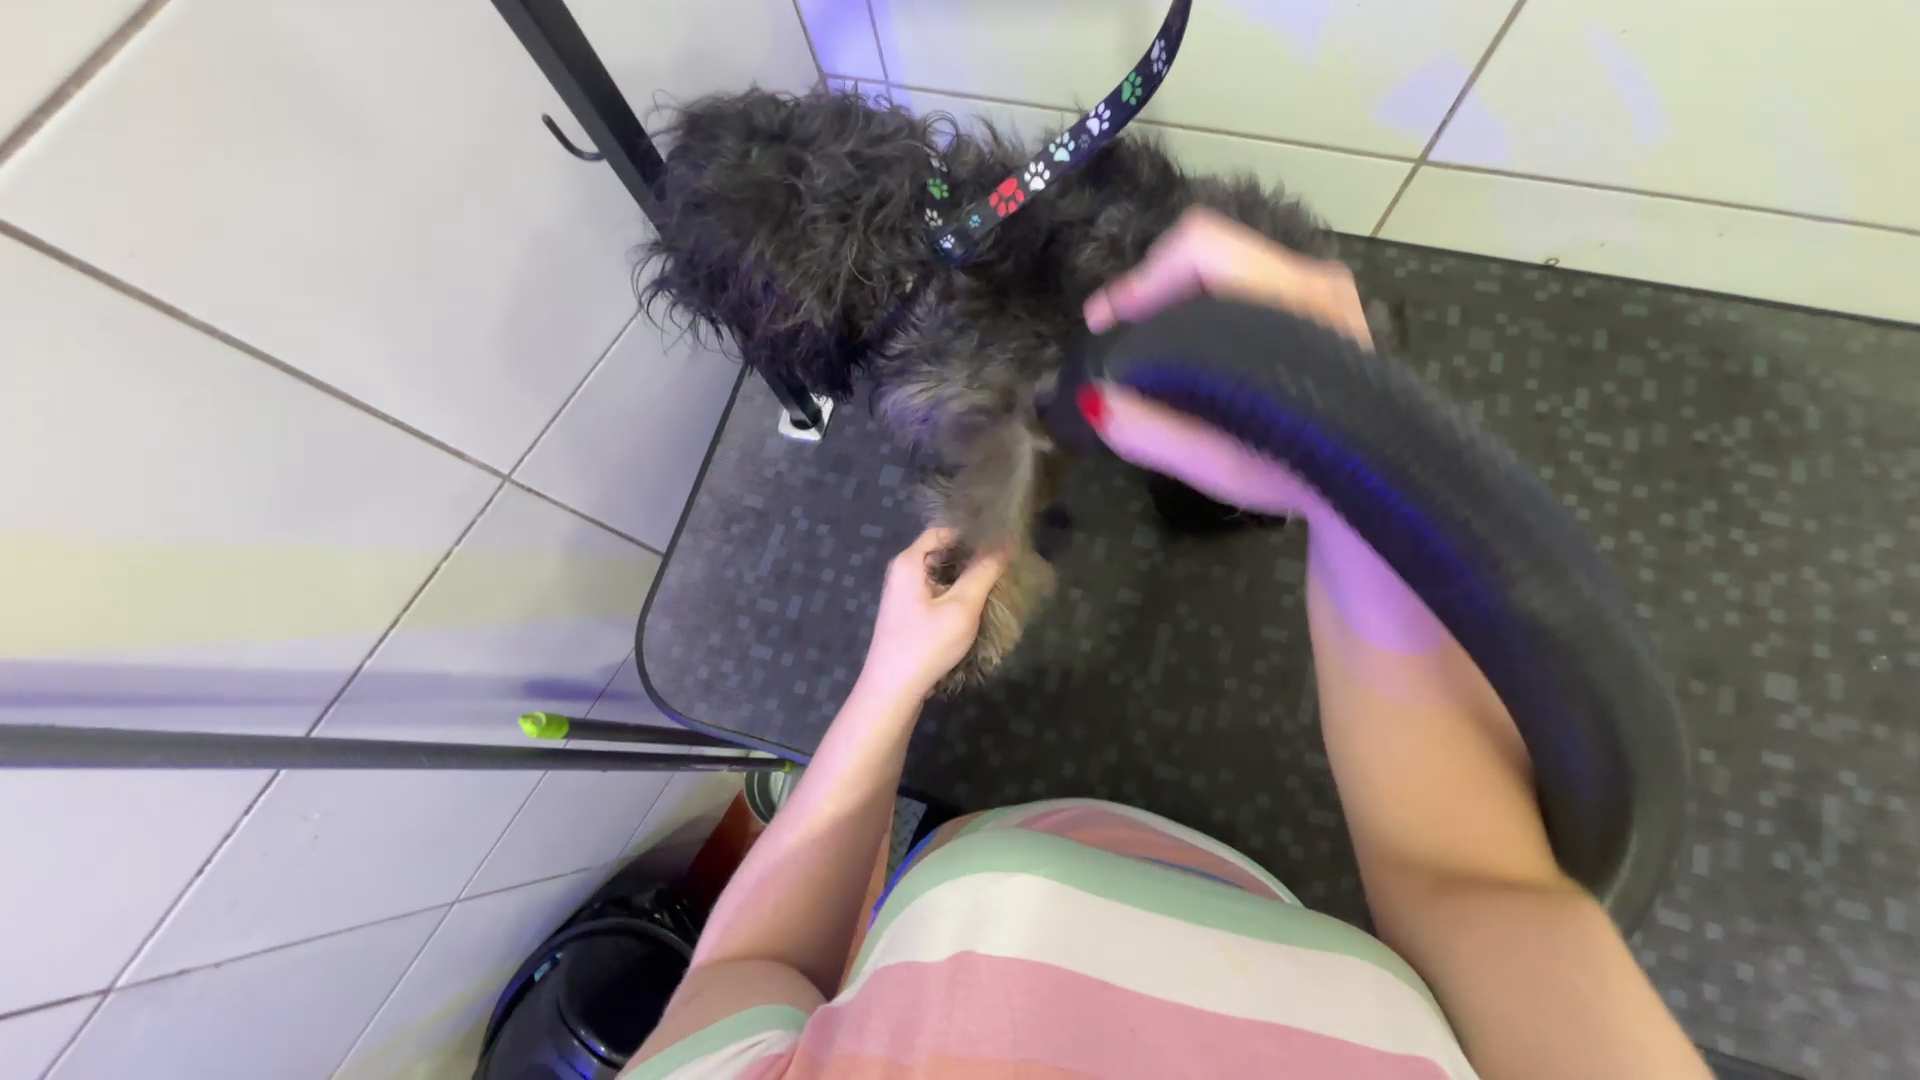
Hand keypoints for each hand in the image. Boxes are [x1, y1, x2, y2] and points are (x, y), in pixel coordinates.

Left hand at [858, 528, 1006, 702]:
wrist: (892, 690)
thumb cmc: (926, 644)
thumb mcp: (962, 607)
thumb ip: (983, 572)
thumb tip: (1005, 542)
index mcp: (908, 561)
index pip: (943, 530)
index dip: (970, 533)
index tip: (1000, 542)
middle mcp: (901, 572)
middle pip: (940, 551)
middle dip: (970, 556)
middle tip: (1003, 563)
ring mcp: (902, 594)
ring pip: (939, 574)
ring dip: (964, 577)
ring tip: (994, 583)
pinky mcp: (906, 614)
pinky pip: (933, 592)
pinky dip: (953, 593)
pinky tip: (974, 606)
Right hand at [1078, 208, 1442, 651]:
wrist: (1375, 482)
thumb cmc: (1300, 474)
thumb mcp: (1224, 465)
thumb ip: (1157, 435)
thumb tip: (1093, 401)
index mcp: (1294, 305)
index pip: (1202, 249)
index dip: (1142, 279)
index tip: (1104, 322)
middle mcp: (1312, 279)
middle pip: (1206, 250)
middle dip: (1150, 288)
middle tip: (1115, 333)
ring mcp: (1319, 286)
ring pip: (1223, 264)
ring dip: (1172, 298)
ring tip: (1142, 342)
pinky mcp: (1318, 301)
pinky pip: (1240, 280)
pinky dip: (1199, 305)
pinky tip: (1182, 347)